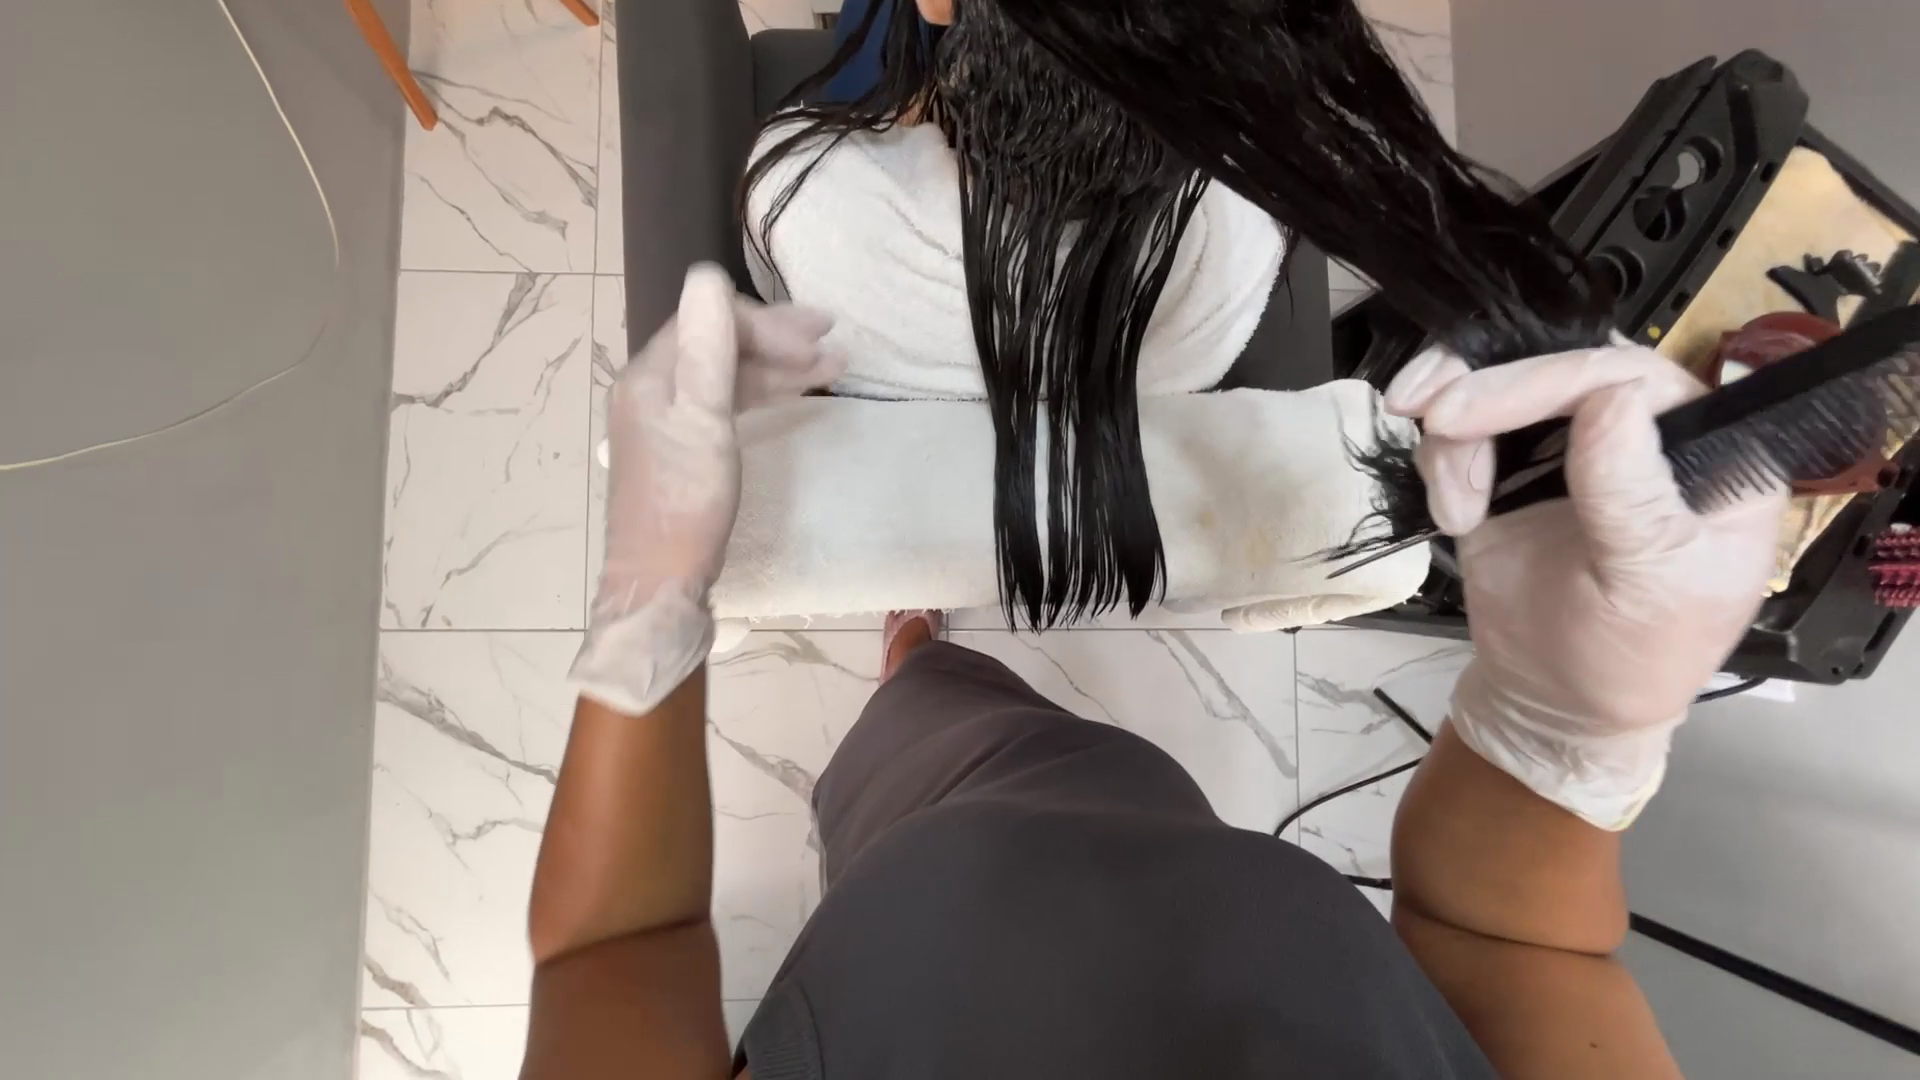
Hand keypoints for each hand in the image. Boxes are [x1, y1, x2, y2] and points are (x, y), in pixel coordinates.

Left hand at [571, 265, 839, 714]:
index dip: (766, 324)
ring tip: (833, 366)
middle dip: (778, 337)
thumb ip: (709, 349)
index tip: (817, 342)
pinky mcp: (686, 449)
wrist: (662, 580)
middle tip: (833, 333)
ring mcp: (669, 421)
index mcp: (653, 376)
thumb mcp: (703, 421)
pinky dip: (764, 394)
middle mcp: (655, 389)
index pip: (710, 322)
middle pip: (720, 343)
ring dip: (780, 366)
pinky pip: (729, 404)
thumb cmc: (686, 503)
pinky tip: (794, 396)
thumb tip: (709, 275)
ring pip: (729, 375)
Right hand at [1385, 344, 1786, 828]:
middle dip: (1478, 391)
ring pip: (1489, 396)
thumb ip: (1634, 492)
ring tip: (1451, 510)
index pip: (1624, 379)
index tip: (1459, 415)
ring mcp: (1557, 453)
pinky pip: (1455, 438)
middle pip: (1548, 370)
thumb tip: (1610, 397)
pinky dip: (1437, 465)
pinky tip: (1451, 518)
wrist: (1553, 695)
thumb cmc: (1632, 650)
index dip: (1540, 384)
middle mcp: (1628, 437)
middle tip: (1425, 420)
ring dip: (1449, 438)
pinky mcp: (1499, 475)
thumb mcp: (1652, 581)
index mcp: (1699, 450)